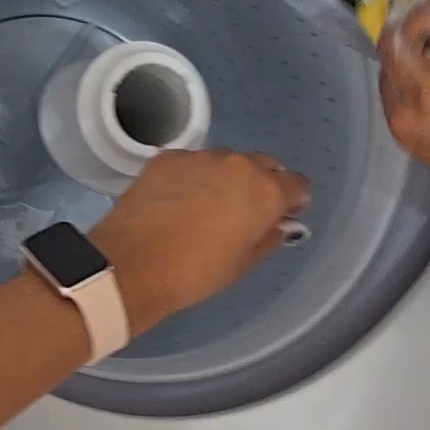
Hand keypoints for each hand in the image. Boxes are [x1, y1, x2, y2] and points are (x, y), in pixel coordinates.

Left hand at [89, 149, 310, 333]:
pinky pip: (191, 163)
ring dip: (225, 178)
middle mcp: (238, 164)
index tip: (283, 215)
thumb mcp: (243, 263)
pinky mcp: (167, 157)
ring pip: (225, 162)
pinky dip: (191, 177)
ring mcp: (200, 157)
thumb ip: (268, 237)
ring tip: (205, 206)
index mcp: (266, 191)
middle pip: (263, 165)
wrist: (133, 265)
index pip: (297, 184)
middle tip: (245, 211)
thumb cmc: (196, 273)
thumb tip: (278, 224)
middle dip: (261, 184)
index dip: (292, 201)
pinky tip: (176, 201)